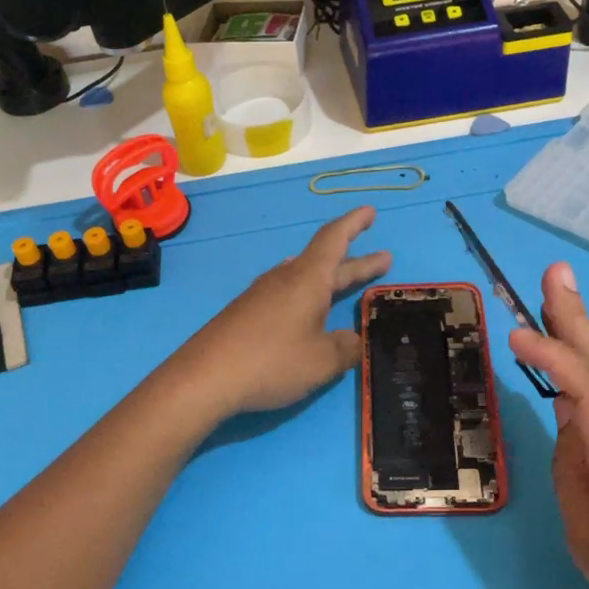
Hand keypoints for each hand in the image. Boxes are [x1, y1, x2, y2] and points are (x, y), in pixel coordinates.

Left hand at [173, 207, 391, 417]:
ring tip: (344, 279)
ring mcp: (262, 295)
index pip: (335, 240)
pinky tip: (305, 309)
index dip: (354, 224)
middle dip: (356, 262)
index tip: (370, 211)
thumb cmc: (271, 361)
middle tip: (383, 259)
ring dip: (328, 278)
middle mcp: (285, 279)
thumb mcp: (322, 361)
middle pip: (324, 261)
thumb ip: (346, 348)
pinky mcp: (246, 314)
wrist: (205, 377)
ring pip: (303, 277)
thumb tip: (354, 340)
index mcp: (308, 280)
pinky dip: (307, 296)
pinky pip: (286, 294)